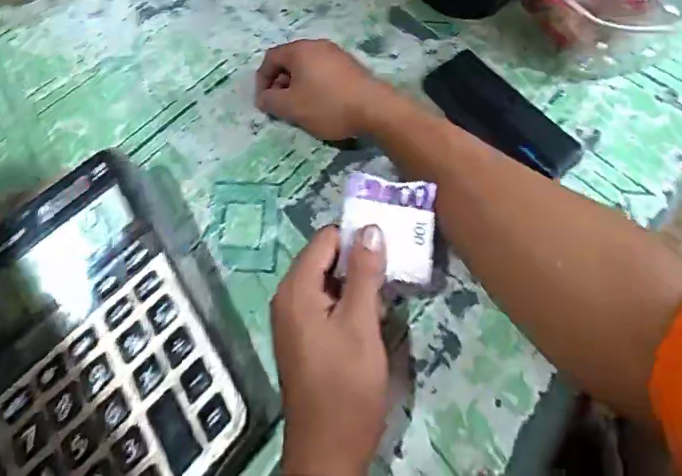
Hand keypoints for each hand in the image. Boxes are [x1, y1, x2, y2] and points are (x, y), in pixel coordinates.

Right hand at [255, 40, 405, 141]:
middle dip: (280, 84)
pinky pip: (323, 72)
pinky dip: (315, 85)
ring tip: (300, 108)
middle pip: (289, 61)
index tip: (264, 103)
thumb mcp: (291, 107)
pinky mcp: (350, 66)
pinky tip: (321, 105)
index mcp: (300, 49)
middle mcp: (318, 45)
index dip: (262, 81)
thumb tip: (264, 97)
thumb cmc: (327, 104)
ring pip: (307, 67)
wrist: (374, 108)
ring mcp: (337, 54)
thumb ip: (270, 100)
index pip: (270, 58)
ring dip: (297, 86)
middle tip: (280, 106)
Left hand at [272, 225, 388, 475]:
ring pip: (327, 280)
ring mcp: (293, 319)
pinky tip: (372, 312)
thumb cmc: (346, 386)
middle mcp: (288, 297)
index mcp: (296, 289)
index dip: (356, 236)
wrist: (328, 453)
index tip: (388, 241)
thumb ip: (364, 273)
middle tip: (392, 263)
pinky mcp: (303, 338)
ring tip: (388, 287)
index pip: (326, 239)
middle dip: (357, 257)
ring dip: (356, 280)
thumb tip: (370, 228)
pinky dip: (347, 300)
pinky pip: (325, 301)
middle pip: (325, 257)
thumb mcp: (361, 324)